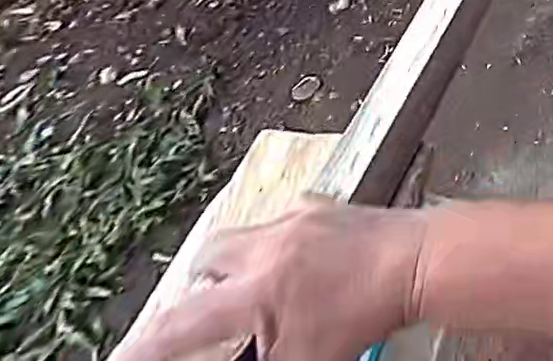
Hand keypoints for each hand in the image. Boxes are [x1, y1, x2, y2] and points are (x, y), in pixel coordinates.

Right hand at [113, 203, 428, 360]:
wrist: (426, 258)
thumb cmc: (371, 309)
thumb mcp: (298, 360)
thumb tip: (241, 352)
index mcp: (255, 287)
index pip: (170, 329)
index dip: (138, 353)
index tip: (126, 359)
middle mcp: (275, 242)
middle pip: (206, 259)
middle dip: (191, 292)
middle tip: (194, 323)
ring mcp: (308, 217)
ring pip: (248, 234)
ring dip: (236, 264)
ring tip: (243, 296)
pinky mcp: (336, 207)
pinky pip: (288, 221)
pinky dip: (277, 245)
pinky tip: (292, 267)